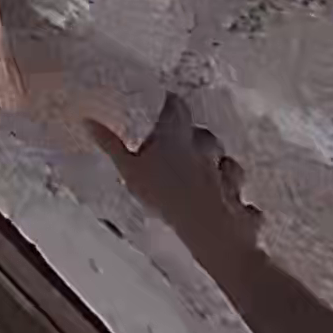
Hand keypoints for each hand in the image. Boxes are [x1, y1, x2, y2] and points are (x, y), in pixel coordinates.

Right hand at [88, 93, 262, 259]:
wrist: (211, 234)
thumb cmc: (164, 195)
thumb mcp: (127, 168)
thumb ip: (109, 143)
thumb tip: (87, 120)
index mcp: (175, 138)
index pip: (176, 108)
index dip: (171, 101)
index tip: (164, 98)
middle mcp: (204, 153)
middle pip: (206, 136)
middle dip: (197, 136)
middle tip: (183, 140)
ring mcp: (228, 180)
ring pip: (231, 165)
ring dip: (222, 165)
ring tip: (209, 169)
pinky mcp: (242, 205)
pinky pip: (244, 202)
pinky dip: (238, 202)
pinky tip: (231, 206)